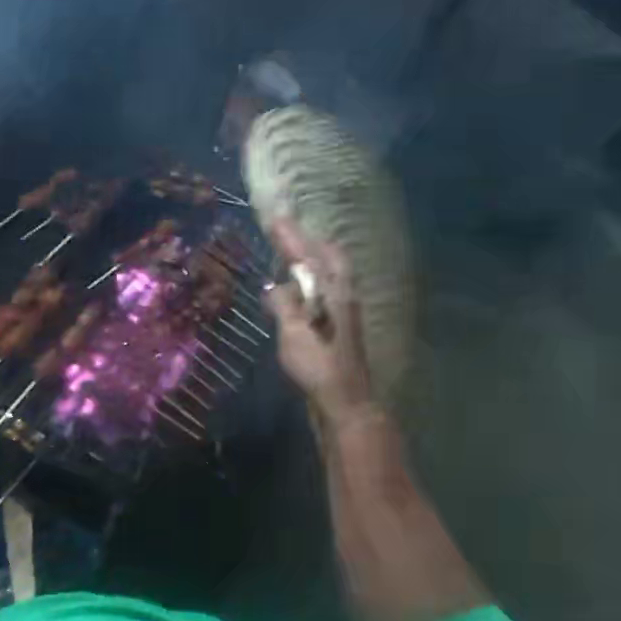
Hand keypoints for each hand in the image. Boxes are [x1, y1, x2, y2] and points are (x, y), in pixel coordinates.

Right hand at [266, 219, 377, 417]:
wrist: (345, 402)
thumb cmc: (319, 367)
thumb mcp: (295, 334)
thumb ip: (284, 306)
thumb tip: (274, 287)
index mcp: (335, 293)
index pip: (313, 254)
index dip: (293, 236)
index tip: (275, 218)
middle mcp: (343, 296)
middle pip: (326, 258)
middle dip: (304, 242)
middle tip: (279, 229)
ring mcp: (342, 311)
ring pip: (326, 274)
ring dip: (307, 260)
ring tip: (285, 251)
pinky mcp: (336, 326)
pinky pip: (320, 291)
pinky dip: (306, 280)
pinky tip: (292, 288)